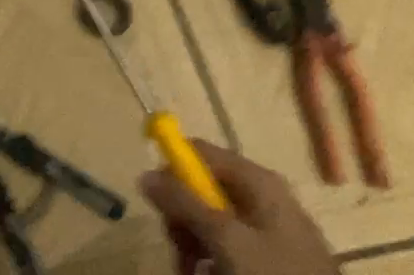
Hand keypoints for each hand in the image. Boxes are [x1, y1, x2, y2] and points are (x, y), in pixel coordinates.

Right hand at [139, 140, 339, 274]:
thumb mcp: (227, 240)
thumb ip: (184, 203)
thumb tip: (145, 173)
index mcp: (257, 181)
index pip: (199, 152)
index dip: (172, 168)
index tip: (156, 202)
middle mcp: (260, 198)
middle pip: (201, 189)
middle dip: (182, 220)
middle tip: (179, 248)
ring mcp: (266, 230)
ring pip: (209, 223)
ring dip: (192, 247)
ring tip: (190, 272)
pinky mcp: (268, 259)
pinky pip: (225, 248)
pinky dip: (211, 263)